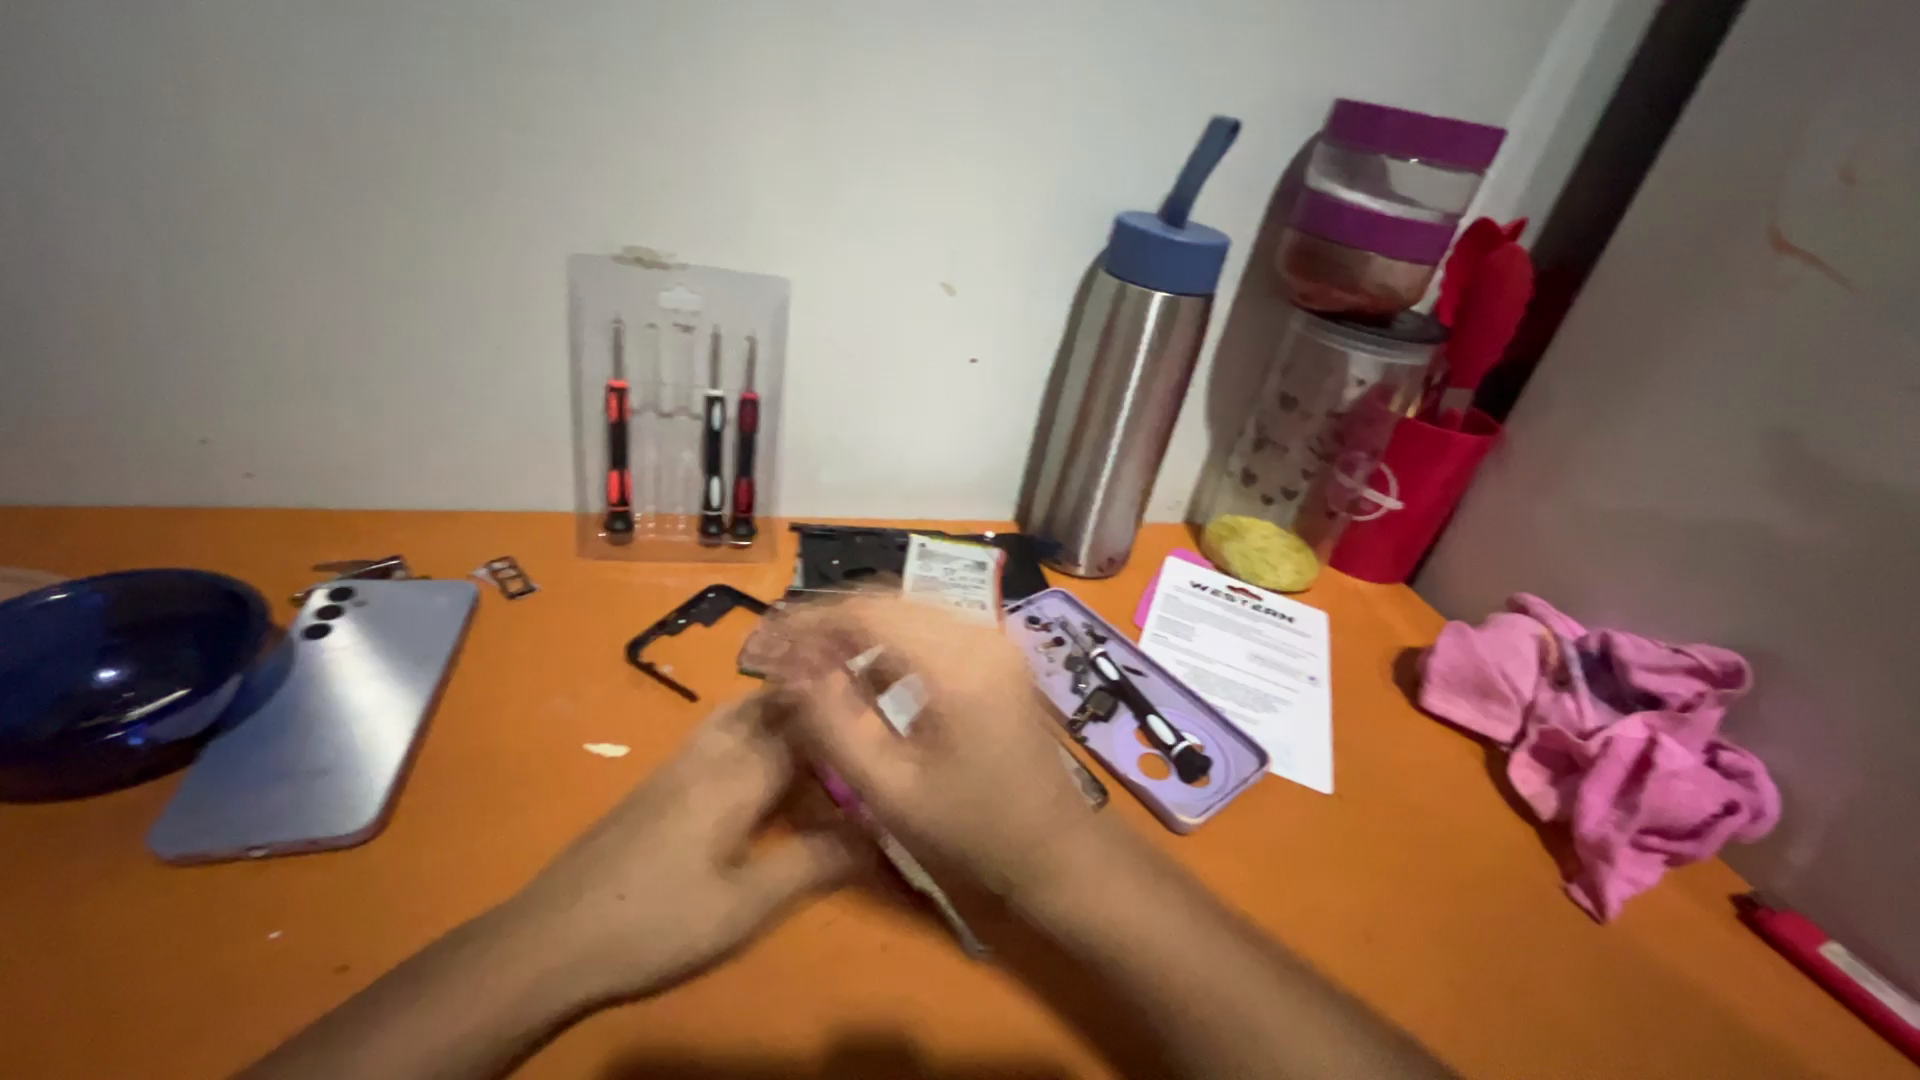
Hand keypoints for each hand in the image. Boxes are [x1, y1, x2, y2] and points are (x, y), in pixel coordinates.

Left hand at [495, 695, 860, 1005]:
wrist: (551, 938)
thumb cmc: (658, 921)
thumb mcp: (746, 905)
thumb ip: (815, 863)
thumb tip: (880, 835)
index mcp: (740, 771)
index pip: (807, 722)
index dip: (848, 714)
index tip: (884, 713)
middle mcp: (712, 751)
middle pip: (771, 703)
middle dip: (817, 698)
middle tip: (860, 713)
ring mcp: (679, 763)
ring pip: (741, 712)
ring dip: (783, 708)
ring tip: (820, 727)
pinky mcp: (660, 782)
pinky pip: (720, 733)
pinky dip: (754, 729)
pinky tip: (762, 766)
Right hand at [768, 595, 1111, 902]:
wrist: (1055, 847)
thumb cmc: (972, 830)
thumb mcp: (889, 788)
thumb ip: (834, 721)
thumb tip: (789, 667)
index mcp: (957, 665)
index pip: (867, 614)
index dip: (809, 623)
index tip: (765, 645)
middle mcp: (979, 634)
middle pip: (886, 601)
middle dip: (828, 621)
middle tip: (780, 652)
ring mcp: (994, 639)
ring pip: (907, 609)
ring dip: (856, 628)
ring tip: (810, 660)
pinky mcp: (997, 653)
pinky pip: (931, 626)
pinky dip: (889, 639)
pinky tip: (863, 671)